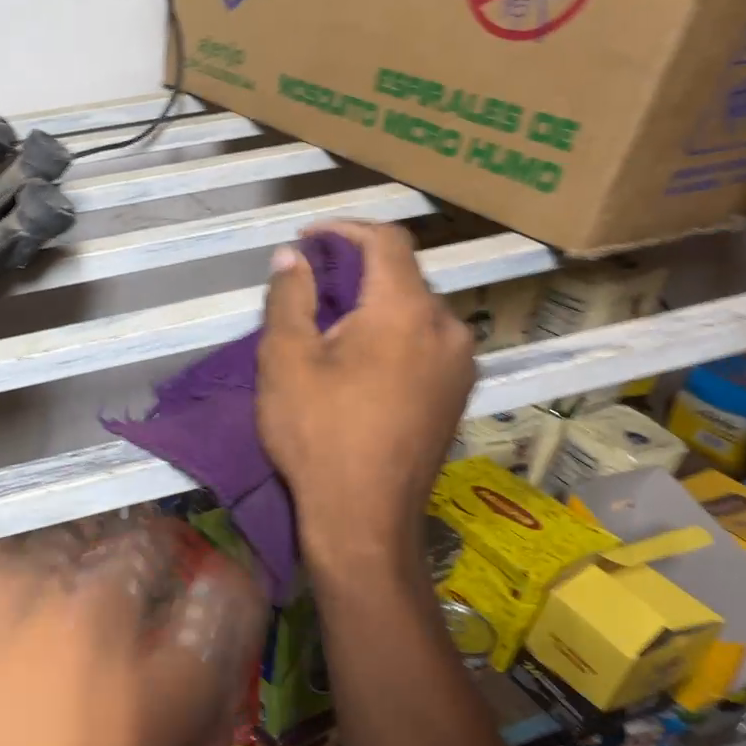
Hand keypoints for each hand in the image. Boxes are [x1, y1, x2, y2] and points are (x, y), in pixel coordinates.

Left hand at [0, 520, 267, 745]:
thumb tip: (210, 703)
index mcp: (133, 678)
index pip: (224, 604)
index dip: (230, 608)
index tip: (225, 611)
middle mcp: (64, 605)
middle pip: (140, 553)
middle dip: (151, 582)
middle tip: (143, 625)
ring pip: (66, 555)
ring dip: (75, 585)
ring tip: (58, 643)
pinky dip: (10, 593)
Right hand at [255, 221, 473, 571]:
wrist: (364, 517)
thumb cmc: (317, 431)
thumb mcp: (285, 358)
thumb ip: (290, 297)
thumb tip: (293, 256)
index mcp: (406, 311)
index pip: (387, 241)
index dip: (344, 229)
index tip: (307, 238)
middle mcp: (448, 328)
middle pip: (404, 275)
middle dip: (355, 268)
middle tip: (308, 285)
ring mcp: (460, 364)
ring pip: (416, 309)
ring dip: (373, 302)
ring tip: (328, 324)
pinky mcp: (458, 393)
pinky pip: (426, 340)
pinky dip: (392, 331)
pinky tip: (359, 359)